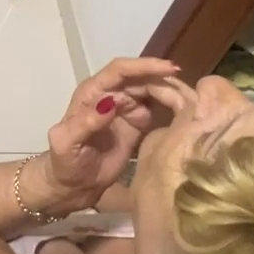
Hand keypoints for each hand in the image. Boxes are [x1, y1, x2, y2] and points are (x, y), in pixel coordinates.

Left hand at [37, 58, 179, 212]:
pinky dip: (169, 107)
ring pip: (150, 91)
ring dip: (168, 92)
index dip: (143, 66)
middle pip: (139, 78)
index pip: (119, 71)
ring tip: (188, 101)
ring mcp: (124, 108)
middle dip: (162, 80)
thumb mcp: (67, 143)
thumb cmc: (64, 163)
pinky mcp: (136, 124)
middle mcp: (110, 95)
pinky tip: (184, 112)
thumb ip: (85, 122)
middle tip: (185, 92)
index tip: (168, 68)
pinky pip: (155, 108)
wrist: (72, 187)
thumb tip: (110, 103)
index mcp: (92, 93)